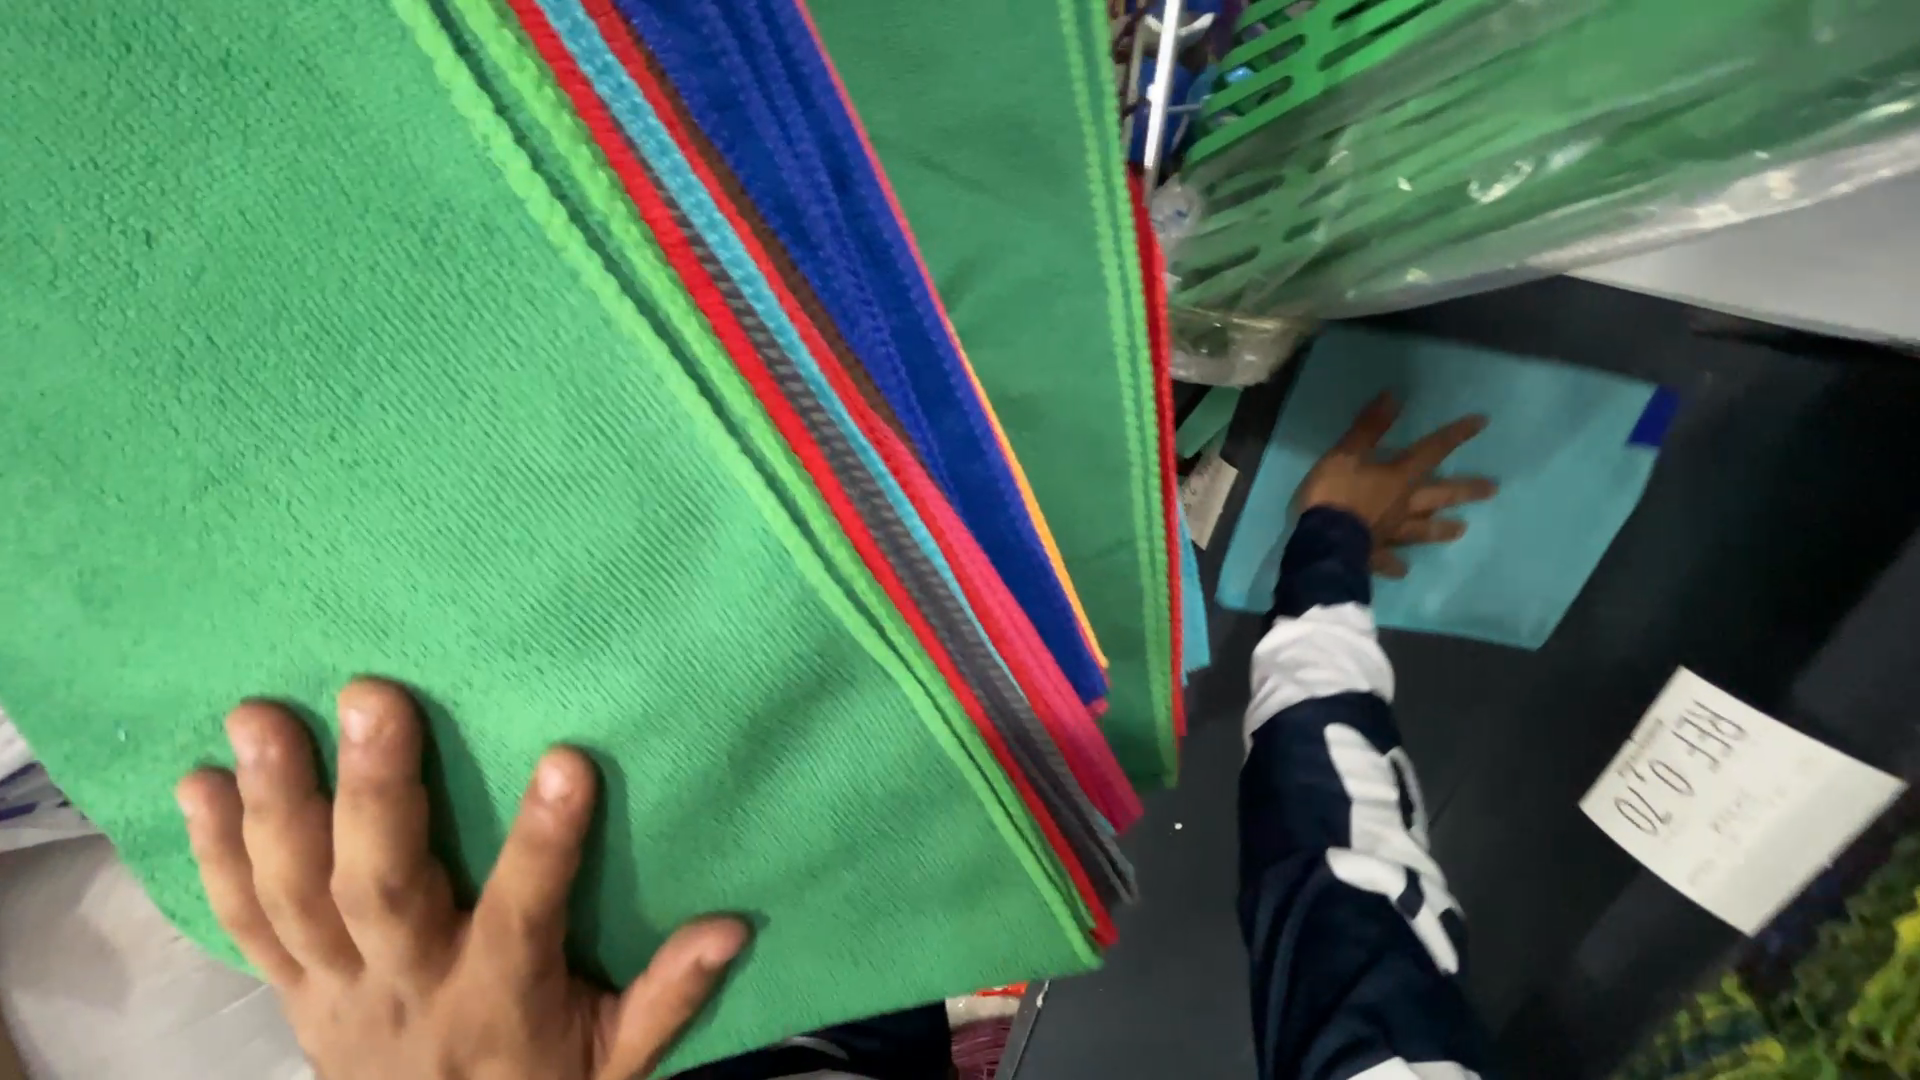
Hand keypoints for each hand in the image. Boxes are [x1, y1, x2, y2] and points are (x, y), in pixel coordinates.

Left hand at [174, 678, 749, 1079]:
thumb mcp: (617, 1061)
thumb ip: (669, 995)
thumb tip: (733, 925)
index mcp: (496, 994)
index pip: (524, 908)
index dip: (546, 839)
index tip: (568, 760)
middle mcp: (404, 983)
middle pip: (381, 887)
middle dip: (375, 790)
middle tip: (371, 698)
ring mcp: (333, 985)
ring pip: (294, 892)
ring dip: (276, 802)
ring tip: (259, 715)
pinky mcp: (294, 986)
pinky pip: (245, 920)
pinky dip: (217, 853)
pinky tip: (198, 783)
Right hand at [1295, 393, 1497, 577]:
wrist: (1324, 539)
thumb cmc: (1334, 494)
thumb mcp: (1345, 454)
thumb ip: (1368, 428)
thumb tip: (1394, 396)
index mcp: (1398, 478)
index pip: (1432, 451)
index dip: (1455, 435)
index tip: (1482, 423)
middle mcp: (1404, 505)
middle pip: (1440, 496)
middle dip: (1466, 490)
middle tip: (1493, 490)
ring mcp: (1392, 532)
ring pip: (1423, 530)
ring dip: (1441, 529)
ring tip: (1461, 531)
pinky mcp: (1376, 554)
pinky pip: (1388, 560)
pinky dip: (1396, 565)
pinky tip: (1403, 571)